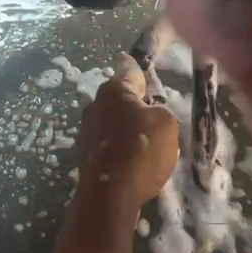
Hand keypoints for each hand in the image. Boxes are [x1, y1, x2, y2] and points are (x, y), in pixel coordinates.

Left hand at [77, 55, 179, 208]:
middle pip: (116, 96)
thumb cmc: (140, 149)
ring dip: (124, 125)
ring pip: (110, 119)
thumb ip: (160, 109)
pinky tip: (131, 158)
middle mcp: (96, 104)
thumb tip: (149, 110)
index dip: (133, 66)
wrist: (109, 193)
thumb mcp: (165, 123)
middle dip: (130, 101)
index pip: (127, 70)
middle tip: (148, 109)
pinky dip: (119, 146)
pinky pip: (107, 142)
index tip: (128, 58)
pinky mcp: (85, 154)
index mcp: (114, 90)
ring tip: (143, 139)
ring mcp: (87, 129)